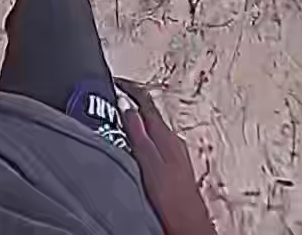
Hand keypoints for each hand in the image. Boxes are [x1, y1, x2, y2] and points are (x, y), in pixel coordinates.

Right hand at [118, 80, 215, 234]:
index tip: (114, 81)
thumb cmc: (171, 199)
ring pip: (152, 127)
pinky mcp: (176, 167)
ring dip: (136, 121)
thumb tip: (126, 104)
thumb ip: (138, 133)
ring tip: (118, 122)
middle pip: (149, 112)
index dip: (129, 88)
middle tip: (111, 101)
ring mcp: (176, 153)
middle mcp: (173, 139)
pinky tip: (134, 148)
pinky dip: (142, 137)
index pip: (145, 100)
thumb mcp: (149, 163)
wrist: (191, 229)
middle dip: (131, 103)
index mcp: (166, 134)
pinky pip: (155, 141)